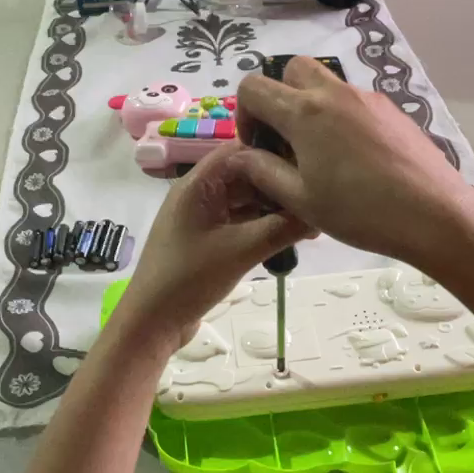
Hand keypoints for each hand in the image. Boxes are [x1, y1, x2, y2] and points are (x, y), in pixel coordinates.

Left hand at [108, 143, 309, 352]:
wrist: (152, 321)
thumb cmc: (189, 278)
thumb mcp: (241, 250)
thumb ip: (282, 228)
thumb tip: (322, 211)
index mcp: (198, 184)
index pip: (241, 150)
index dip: (274, 152)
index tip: (310, 164)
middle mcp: (198, 193)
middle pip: (245, 175)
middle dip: (278, 184)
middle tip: (316, 196)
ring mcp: (201, 217)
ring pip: (244, 200)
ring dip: (272, 207)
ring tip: (310, 219)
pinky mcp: (206, 239)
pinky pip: (239, 221)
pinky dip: (261, 225)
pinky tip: (288, 236)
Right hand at [231, 56, 473, 269]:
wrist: (433, 213)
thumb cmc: (359, 212)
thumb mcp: (301, 200)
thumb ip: (264, 172)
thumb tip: (240, 156)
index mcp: (304, 113)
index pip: (253, 88)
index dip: (244, 114)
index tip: (258, 147)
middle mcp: (334, 93)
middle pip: (292, 70)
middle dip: (279, 97)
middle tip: (285, 140)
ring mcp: (367, 98)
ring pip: (326, 84)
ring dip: (311, 107)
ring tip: (320, 155)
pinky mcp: (391, 109)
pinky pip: (353, 101)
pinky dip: (340, 118)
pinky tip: (354, 160)